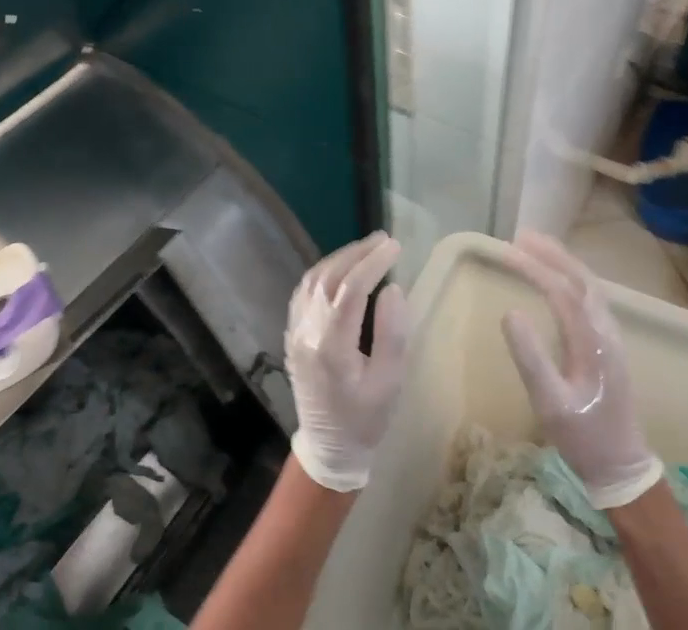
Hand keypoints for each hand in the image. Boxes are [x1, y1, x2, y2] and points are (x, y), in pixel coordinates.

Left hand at [285, 232, 407, 491]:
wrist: (329, 448)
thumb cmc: (365, 418)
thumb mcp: (390, 382)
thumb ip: (392, 333)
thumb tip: (392, 289)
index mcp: (332, 345)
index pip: (351, 289)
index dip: (373, 263)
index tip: (394, 247)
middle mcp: (308, 332)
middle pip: (329, 278)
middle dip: (357, 253)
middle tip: (383, 239)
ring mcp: (296, 332)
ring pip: (312, 281)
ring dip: (339, 259)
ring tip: (366, 248)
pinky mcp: (293, 336)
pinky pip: (303, 293)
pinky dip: (323, 273)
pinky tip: (340, 269)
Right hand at [499, 232, 662, 508]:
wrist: (622, 469)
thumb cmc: (583, 438)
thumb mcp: (550, 403)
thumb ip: (531, 357)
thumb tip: (510, 312)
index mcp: (593, 341)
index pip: (562, 290)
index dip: (535, 267)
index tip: (507, 250)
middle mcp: (606, 332)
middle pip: (582, 280)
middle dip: (553, 254)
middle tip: (521, 237)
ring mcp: (611, 339)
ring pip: (589, 288)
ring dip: (564, 264)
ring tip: (536, 250)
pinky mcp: (608, 348)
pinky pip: (590, 301)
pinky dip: (571, 281)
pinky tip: (557, 284)